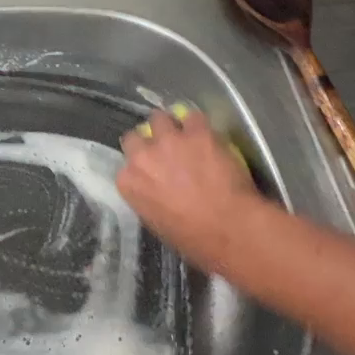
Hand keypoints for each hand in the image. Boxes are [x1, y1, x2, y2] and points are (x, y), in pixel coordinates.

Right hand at [118, 109, 262, 271]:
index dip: (141, 165)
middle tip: (165, 149)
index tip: (153, 170)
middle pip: (136, 137)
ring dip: (170, 126)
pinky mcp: (197, 132)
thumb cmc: (192, 237)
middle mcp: (142, 157)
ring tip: (184, 134)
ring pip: (160, 118)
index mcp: (128, 182)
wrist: (227, 227)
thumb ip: (148, 197)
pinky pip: (193, 117)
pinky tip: (207, 135)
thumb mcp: (156, 222)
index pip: (127, 165)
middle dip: (149, 141)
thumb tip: (156, 190)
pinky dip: (198, 125)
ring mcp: (169, 141)